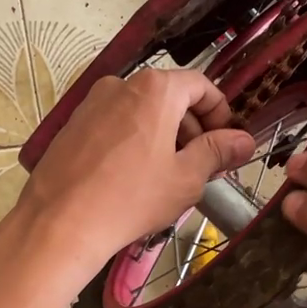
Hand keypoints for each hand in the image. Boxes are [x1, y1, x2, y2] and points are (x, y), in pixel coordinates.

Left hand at [14, 69, 254, 266]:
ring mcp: (92, 103)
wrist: (61, 223)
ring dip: (163, 138)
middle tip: (201, 169)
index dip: (220, 114)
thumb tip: (245, 140)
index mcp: (155, 89)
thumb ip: (218, 152)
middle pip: (170, 97)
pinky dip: (134, 143)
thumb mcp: (186, 178)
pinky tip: (132, 180)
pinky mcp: (73, 125)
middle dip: (191, 130)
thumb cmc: (132, 198)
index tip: (226, 144)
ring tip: (167, 179)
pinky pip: (116, 125)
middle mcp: (122, 84)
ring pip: (142, 112)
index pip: (201, 86)